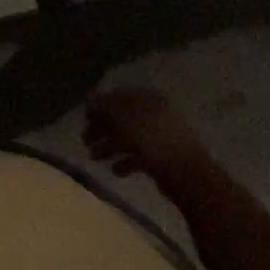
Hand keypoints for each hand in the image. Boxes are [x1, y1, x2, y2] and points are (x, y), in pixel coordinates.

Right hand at [83, 87, 209, 179]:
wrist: (185, 173)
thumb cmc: (151, 138)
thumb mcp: (122, 116)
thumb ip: (103, 105)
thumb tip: (89, 100)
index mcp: (147, 99)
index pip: (118, 96)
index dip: (99, 105)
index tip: (84, 118)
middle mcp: (153, 114)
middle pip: (121, 118)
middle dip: (101, 128)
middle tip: (85, 141)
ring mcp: (158, 137)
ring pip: (127, 138)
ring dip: (108, 146)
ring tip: (95, 158)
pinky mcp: (161, 159)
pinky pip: (137, 157)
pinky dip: (124, 162)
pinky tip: (116, 171)